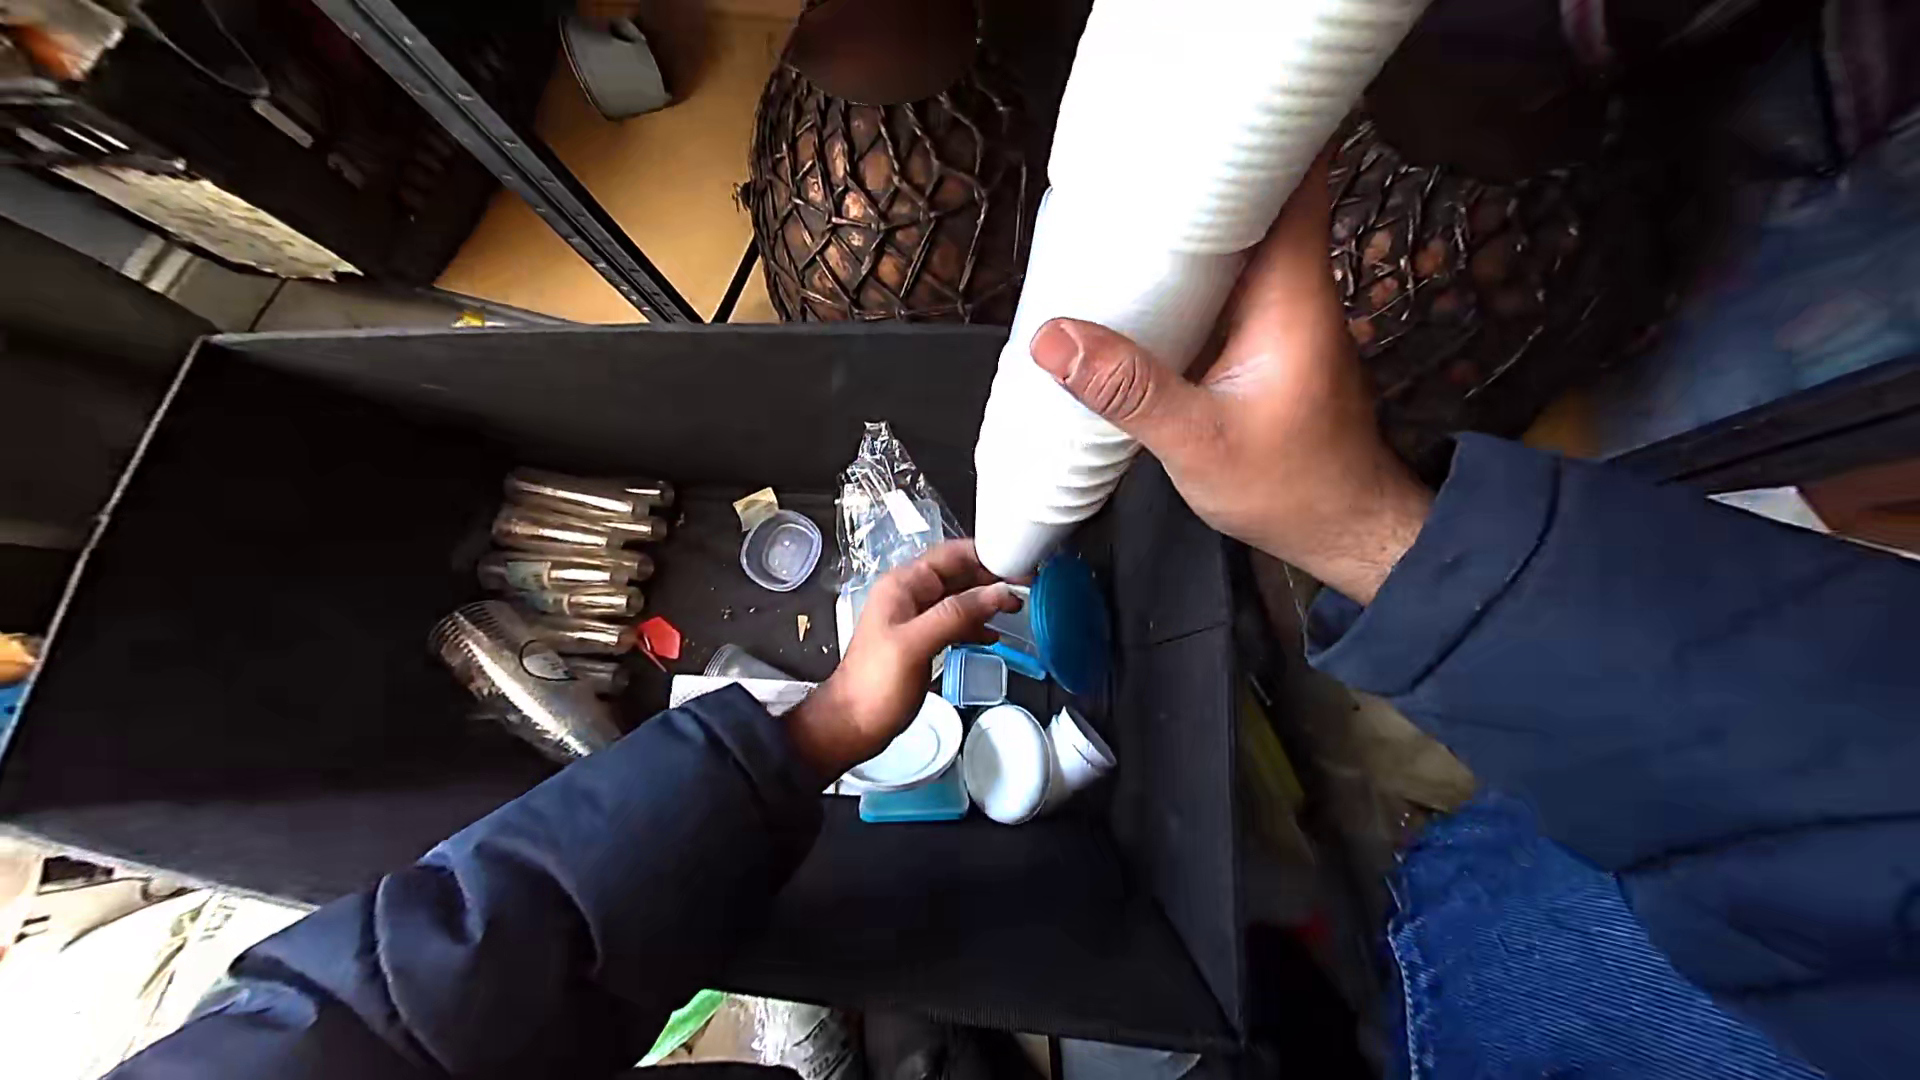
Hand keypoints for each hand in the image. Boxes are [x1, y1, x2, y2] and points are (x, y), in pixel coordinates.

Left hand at [787, 540, 1021, 779]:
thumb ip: (956, 614)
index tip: (1019, 563)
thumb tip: (1000, 593)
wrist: (852, 724)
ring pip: (959, 598)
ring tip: (1017, 609)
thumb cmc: (877, 683)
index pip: (951, 555)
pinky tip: (993, 635)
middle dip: (992, 578)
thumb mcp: (915, 644)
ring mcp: (916, 617)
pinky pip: (955, 621)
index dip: (986, 554)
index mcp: (904, 585)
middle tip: (1027, 587)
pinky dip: (975, 624)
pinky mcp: (922, 639)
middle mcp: (911, 594)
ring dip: (987, 601)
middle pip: (958, 574)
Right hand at [1027, 157, 1431, 602]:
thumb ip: (1128, 390)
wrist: (1335, 527)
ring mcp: (1270, 315)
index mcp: (1289, 292)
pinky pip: (1211, 293)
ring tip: (1107, 234)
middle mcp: (1287, 289)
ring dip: (1175, 238)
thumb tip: (1054, 343)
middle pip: (1245, 201)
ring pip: (1225, 248)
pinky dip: (1173, 288)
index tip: (1178, 134)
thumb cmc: (1289, 486)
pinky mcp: (1254, 342)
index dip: (1243, 137)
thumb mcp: (1197, 443)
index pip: (1290, 172)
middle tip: (1115, 185)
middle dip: (1185, 185)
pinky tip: (1127, 301)